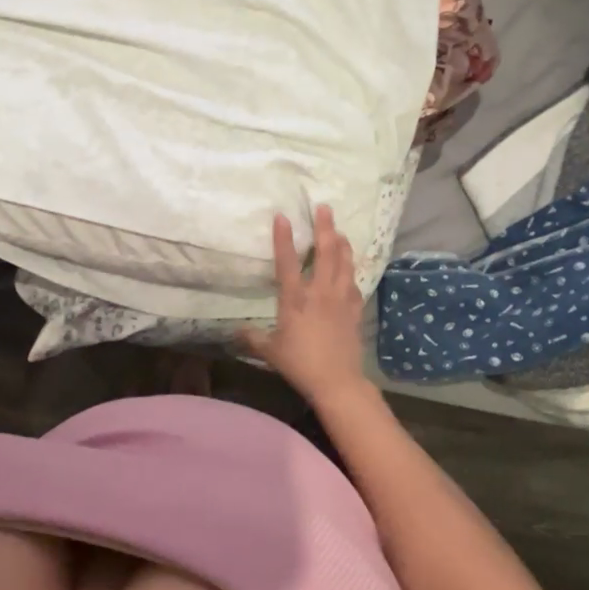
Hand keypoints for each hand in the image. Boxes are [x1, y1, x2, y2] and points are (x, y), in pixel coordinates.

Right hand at [240, 206, 367, 404]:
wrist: (337, 380)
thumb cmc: (299, 364)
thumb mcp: (269, 352)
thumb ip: (252, 339)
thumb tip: (234, 333)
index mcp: (295, 299)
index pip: (288, 262)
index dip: (283, 238)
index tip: (283, 215)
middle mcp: (320, 293)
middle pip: (325, 252)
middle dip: (325, 227)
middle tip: (325, 208)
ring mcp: (340, 300)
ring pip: (345, 263)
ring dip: (343, 244)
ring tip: (340, 231)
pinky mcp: (355, 310)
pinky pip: (354, 284)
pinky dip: (351, 272)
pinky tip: (349, 269)